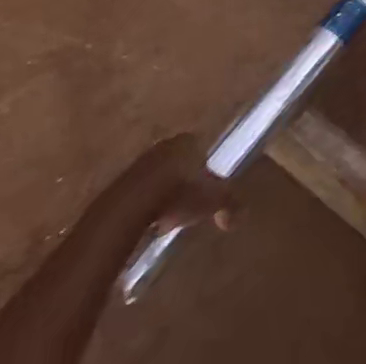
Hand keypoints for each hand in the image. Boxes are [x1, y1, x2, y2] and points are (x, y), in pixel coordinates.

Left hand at [112, 135, 235, 234]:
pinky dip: (150, 204)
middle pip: (181, 163)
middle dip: (186, 183)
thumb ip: (231, 203)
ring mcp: (143, 161)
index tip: (209, 192)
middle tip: (192, 208)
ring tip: (172, 219)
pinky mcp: (126, 180)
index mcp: (189, 142)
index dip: (207, 170)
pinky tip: (153, 223)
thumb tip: (239, 214)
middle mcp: (165, 145)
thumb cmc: (181, 193)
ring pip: (162, 177)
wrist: (136, 202)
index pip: (202, 150)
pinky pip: (144, 191)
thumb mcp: (215, 200)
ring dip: (167, 195)